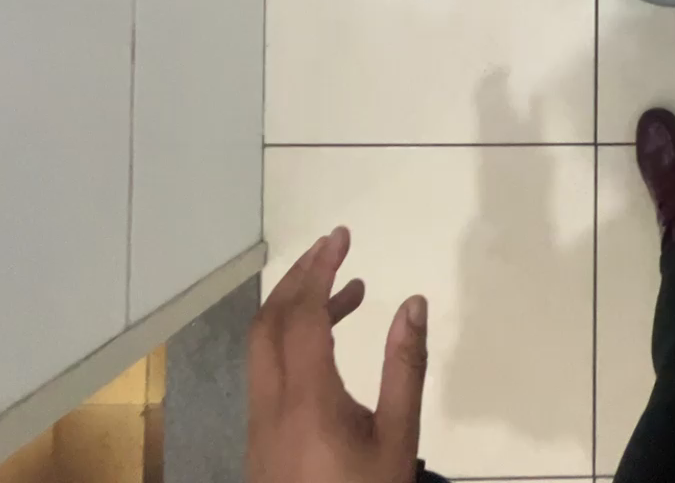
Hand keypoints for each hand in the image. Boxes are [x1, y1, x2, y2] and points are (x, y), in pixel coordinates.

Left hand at [249, 226, 429, 482]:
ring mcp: (260, 423)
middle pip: (267, 324)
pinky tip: (332, 339)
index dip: (320, 270)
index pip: (301, 317)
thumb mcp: (399, 435)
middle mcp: (271, 405)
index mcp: (306, 401)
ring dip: (297, 306)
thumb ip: (406, 366)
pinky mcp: (262, 437)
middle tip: (333, 246)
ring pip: (263, 347)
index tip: (343, 237)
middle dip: (298, 277)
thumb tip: (414, 302)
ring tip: (352, 287)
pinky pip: (269, 370)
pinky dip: (295, 337)